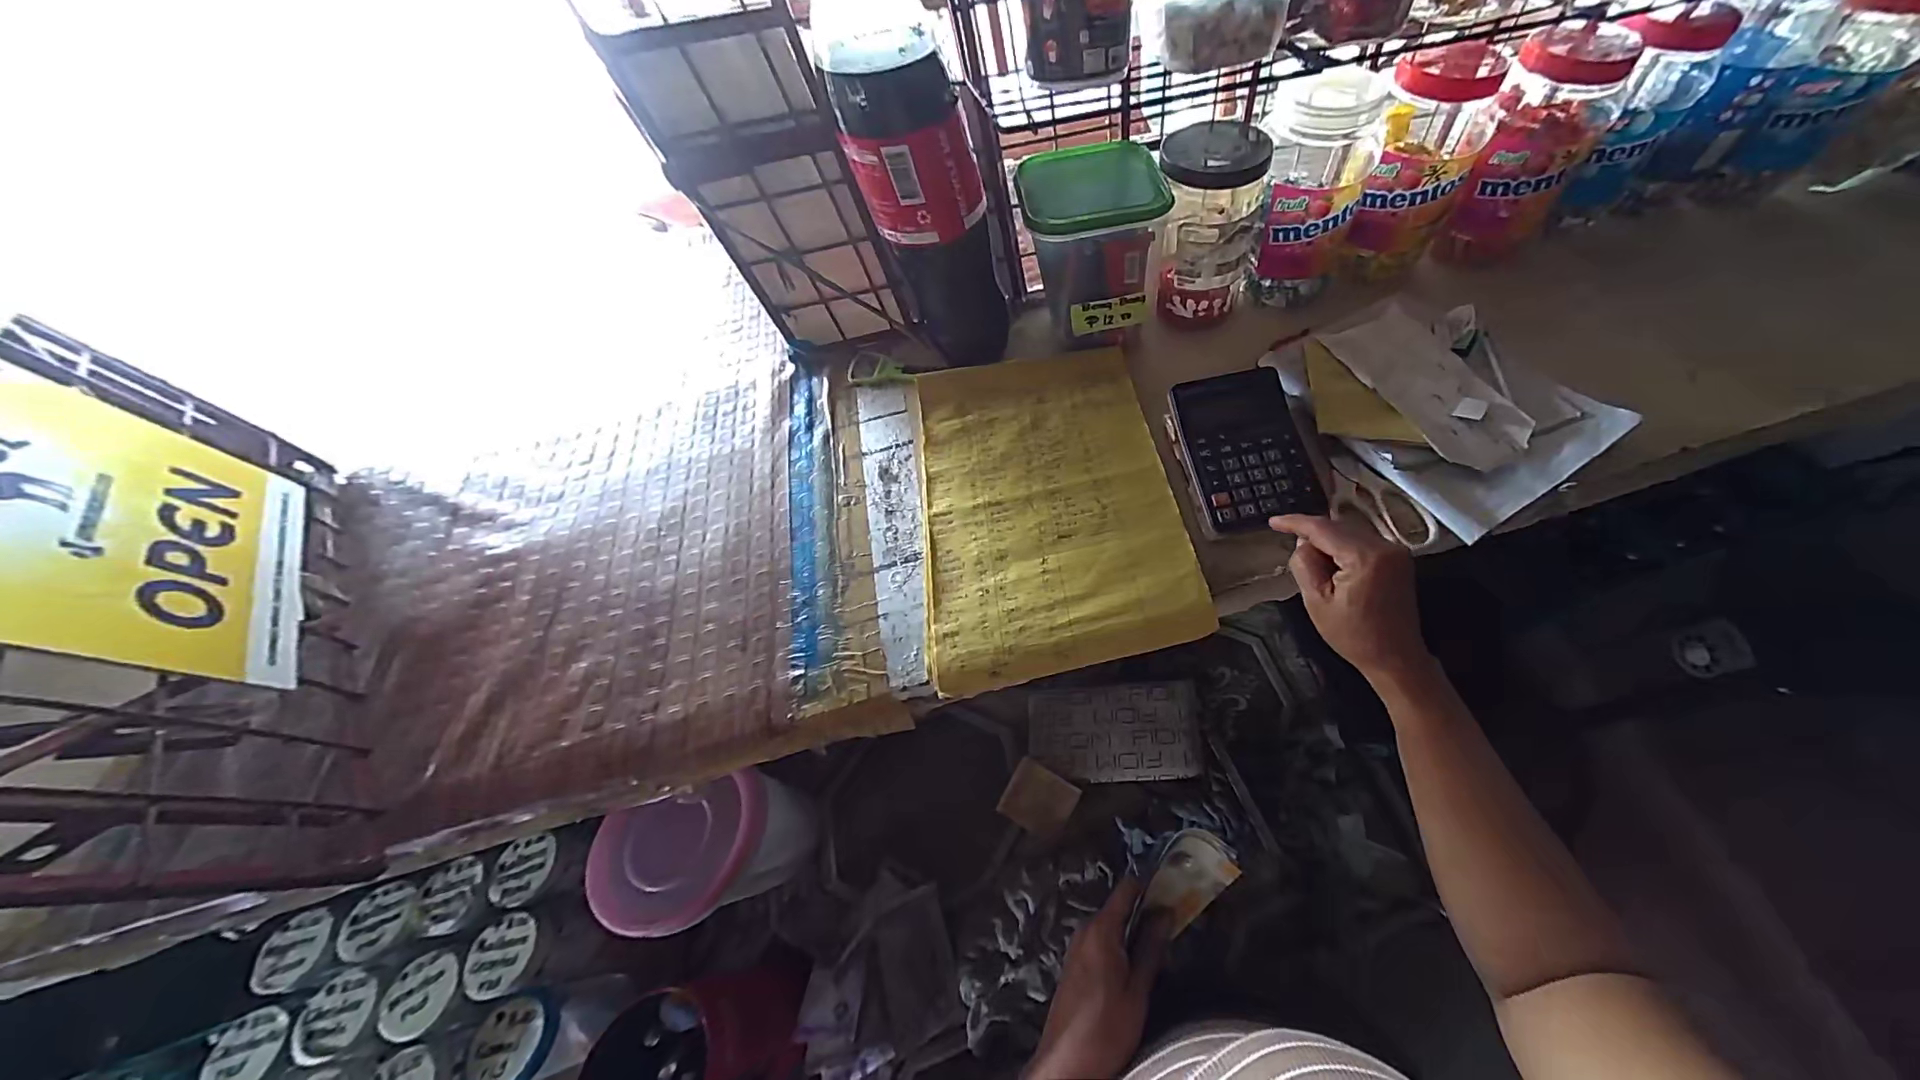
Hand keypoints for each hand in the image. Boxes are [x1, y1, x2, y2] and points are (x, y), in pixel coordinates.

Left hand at [1026, 877, 1169, 1079]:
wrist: (1066, 1062)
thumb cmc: (1106, 1027)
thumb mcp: (1137, 990)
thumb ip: (1151, 948)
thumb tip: (1165, 912)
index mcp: (1101, 929)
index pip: (1126, 889)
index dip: (1149, 888)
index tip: (1173, 892)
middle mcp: (1085, 929)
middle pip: (1119, 908)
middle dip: (1145, 915)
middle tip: (1173, 929)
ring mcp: (1077, 946)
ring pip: (1112, 927)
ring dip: (1133, 934)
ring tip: (1161, 951)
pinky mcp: (1075, 963)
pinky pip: (1101, 942)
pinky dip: (1119, 947)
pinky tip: (1135, 968)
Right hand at [1269, 513, 1432, 685]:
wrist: (1395, 656)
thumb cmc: (1353, 635)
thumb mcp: (1316, 601)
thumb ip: (1304, 564)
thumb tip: (1302, 543)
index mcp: (1365, 558)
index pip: (1323, 528)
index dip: (1295, 522)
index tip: (1273, 522)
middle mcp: (1385, 547)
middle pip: (1338, 526)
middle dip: (1312, 533)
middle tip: (1289, 546)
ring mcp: (1395, 552)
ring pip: (1349, 532)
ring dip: (1327, 540)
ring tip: (1310, 561)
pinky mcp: (1397, 559)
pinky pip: (1362, 541)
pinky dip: (1341, 546)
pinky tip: (1330, 563)